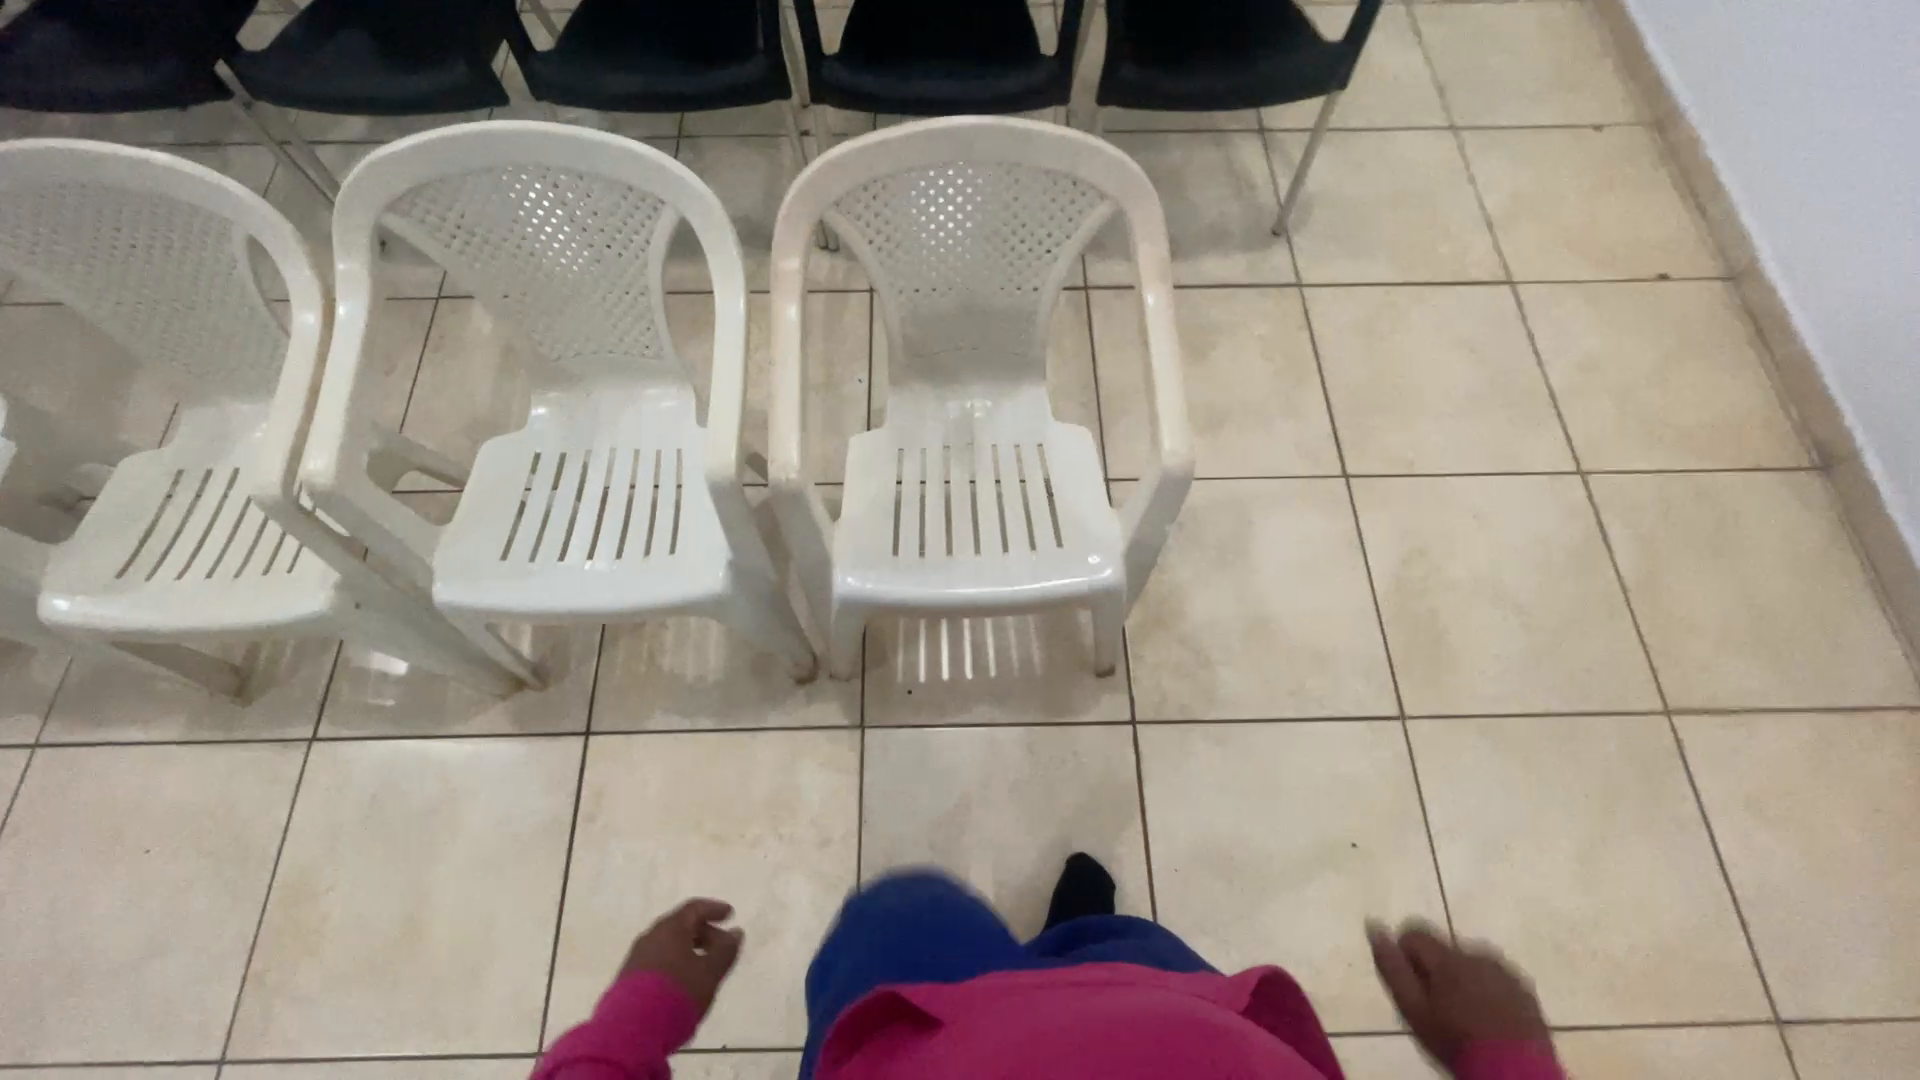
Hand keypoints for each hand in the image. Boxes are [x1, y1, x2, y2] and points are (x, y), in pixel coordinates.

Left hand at [620, 898, 743, 1017]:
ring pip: (668, 945)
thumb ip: (725, 951)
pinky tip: (682, 984)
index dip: (714, 909)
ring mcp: (636, 958)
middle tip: (722, 947)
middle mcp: (651, 937)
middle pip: (681, 926)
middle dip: (704, 934)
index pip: (694, 908)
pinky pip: (657, 962)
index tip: (730, 915)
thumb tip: (736, 933)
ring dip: (689, 951)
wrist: (630, 1033)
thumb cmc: (677, 993)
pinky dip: (675, 964)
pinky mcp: (627, 980)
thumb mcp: (710, 973)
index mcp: (671, 928)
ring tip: (704, 969)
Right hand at [1368, 919, 1550, 1068]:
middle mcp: (1476, 953)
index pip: (1413, 933)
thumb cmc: (1454, 1042)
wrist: (1515, 1076)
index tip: (1411, 985)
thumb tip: (1373, 925)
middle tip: (1437, 1006)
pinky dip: (1486, 989)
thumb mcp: (1411, 1008)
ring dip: (1461, 978)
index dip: (1405, 956)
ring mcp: (1504, 971)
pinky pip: (1494, 977)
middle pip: (1442, 948)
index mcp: (1446, 956)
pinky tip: (1487, 1018)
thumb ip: (1390, 965)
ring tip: (1464, 1014)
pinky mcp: (1525, 989)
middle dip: (1435, 969)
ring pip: (1469, 962)